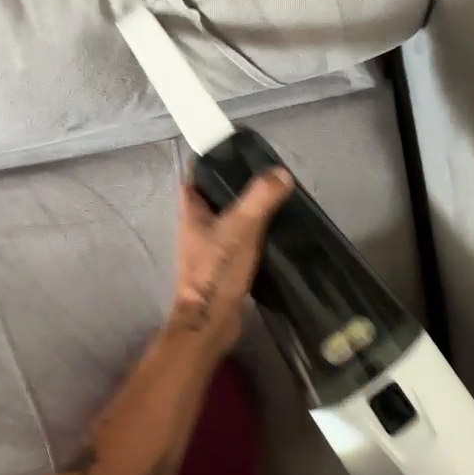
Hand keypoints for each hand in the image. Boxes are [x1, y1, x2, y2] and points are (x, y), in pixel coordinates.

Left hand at [168, 169, 292, 352]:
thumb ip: (260, 197)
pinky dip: (254, 233)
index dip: (210, 162)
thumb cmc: (217, 270)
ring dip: (247, 210)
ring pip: (228, 219)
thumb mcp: (241, 227)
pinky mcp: (224, 266)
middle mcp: (197, 227)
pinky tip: (275, 231)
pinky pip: (240, 240)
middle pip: (214, 197)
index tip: (236, 152)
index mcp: (191, 212)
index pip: (195, 177)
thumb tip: (281, 172)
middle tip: (265, 175)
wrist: (211, 322)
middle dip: (235, 185)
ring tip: (276, 198)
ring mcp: (209, 248)